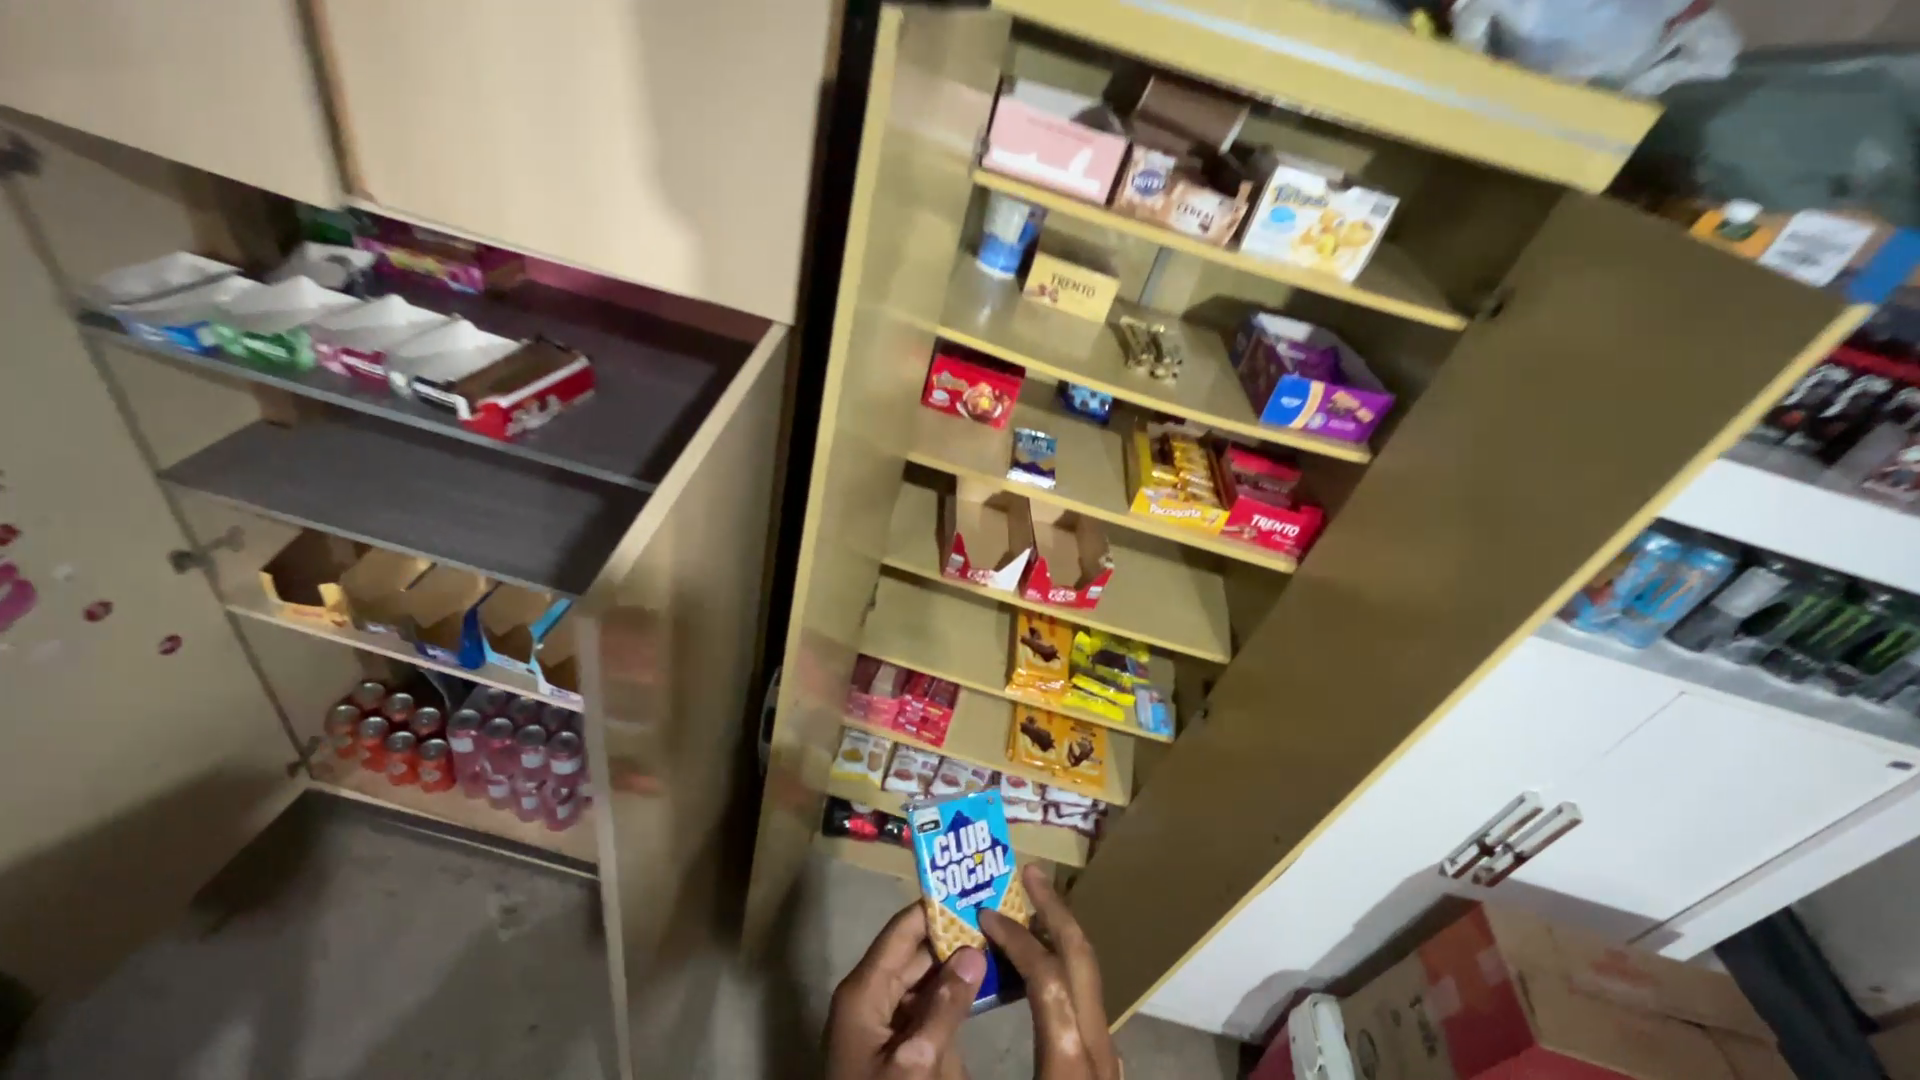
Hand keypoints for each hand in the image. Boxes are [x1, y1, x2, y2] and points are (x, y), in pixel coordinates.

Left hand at [828, 902, 985, 1079]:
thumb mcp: (915, 1058)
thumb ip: (945, 1007)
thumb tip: (974, 952)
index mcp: (863, 990)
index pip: (901, 932)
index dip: (933, 909)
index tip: (970, 890)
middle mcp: (870, 997)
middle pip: (915, 955)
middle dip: (952, 938)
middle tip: (994, 921)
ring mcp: (882, 1023)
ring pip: (923, 982)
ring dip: (955, 969)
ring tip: (996, 946)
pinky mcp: (894, 1044)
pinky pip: (924, 1009)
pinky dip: (950, 999)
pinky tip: (983, 991)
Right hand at [980, 866, 1120, 1079]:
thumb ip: (963, 1062)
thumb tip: (944, 1008)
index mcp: (1069, 1057)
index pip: (1048, 976)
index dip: (1016, 938)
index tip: (985, 914)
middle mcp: (1097, 1044)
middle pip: (1082, 958)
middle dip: (1055, 909)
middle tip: (1029, 872)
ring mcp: (1107, 1052)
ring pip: (1089, 976)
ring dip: (1060, 935)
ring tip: (1030, 909)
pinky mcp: (1104, 1061)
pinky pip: (1086, 998)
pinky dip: (1063, 966)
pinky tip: (1039, 967)